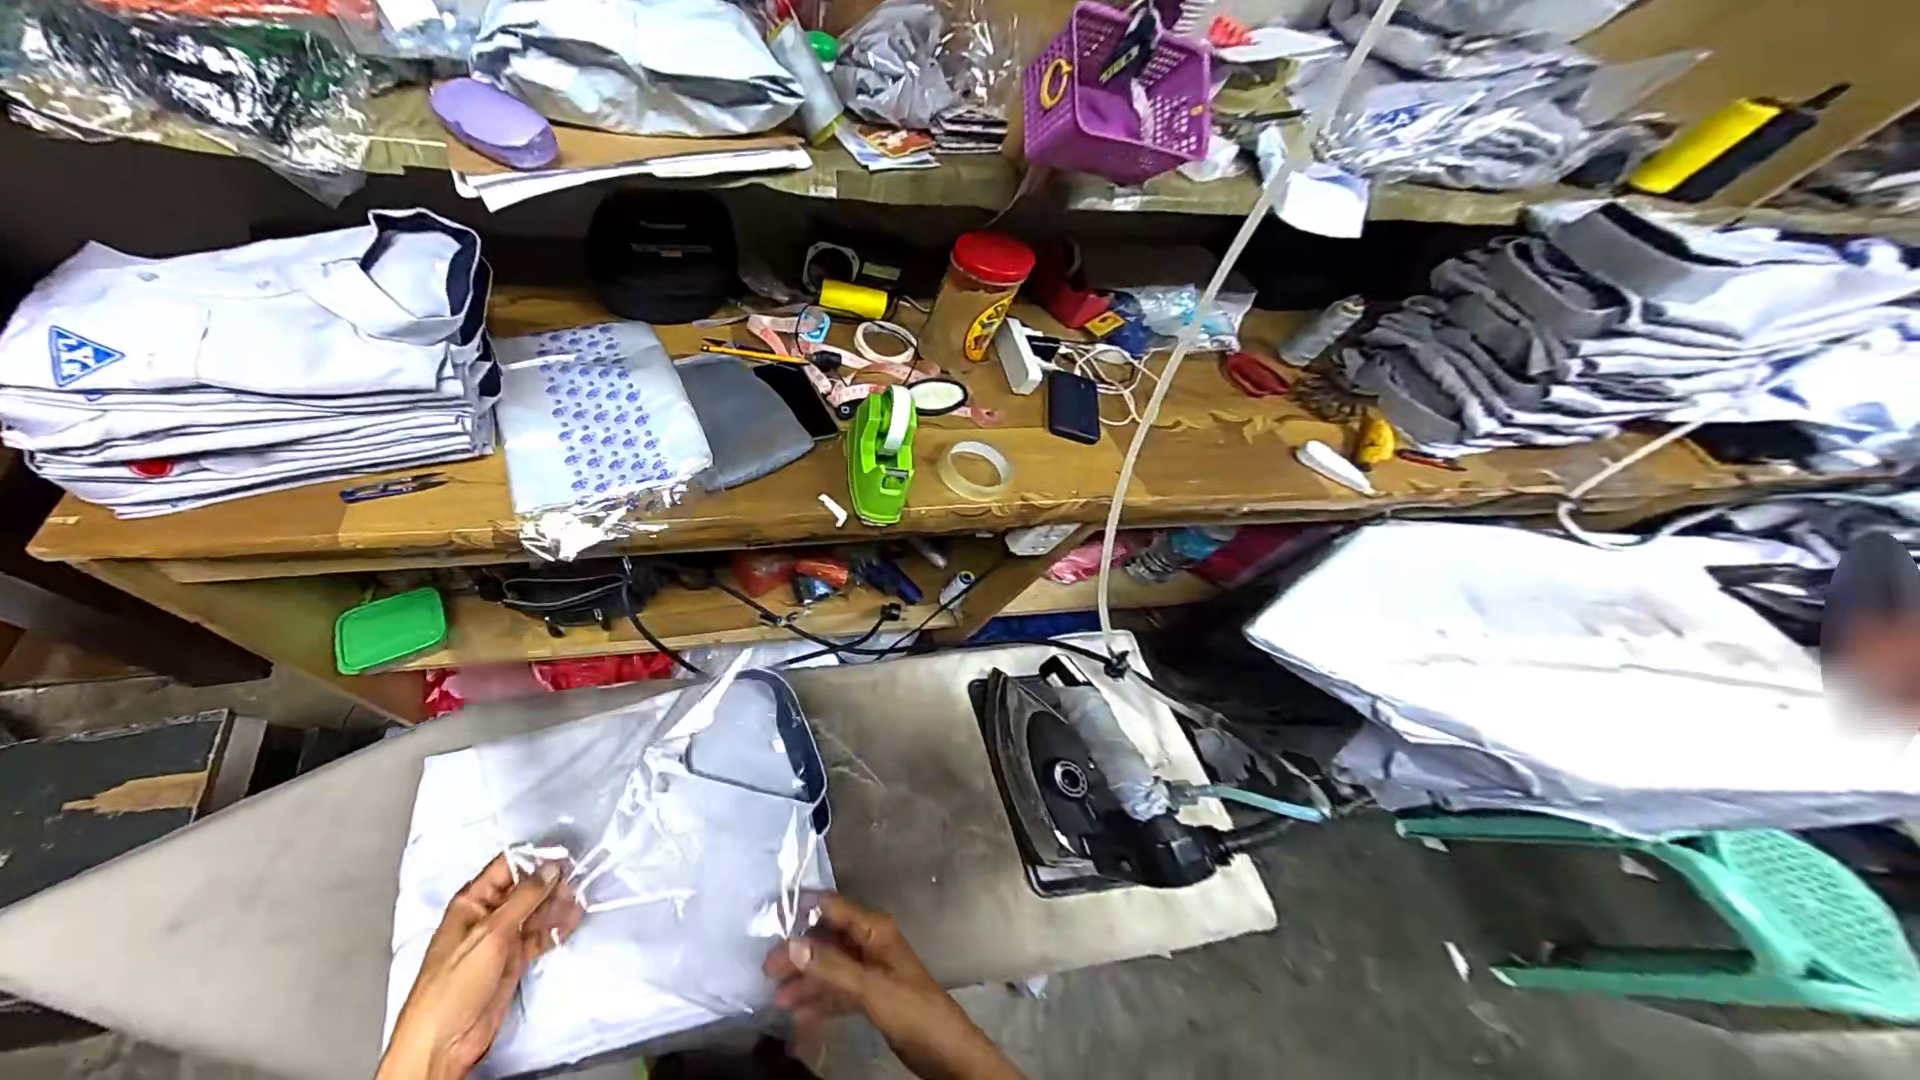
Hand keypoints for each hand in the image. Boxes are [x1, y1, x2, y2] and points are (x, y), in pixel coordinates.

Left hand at [377, 855, 583, 1079]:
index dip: (536, 858)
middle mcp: (488, 915)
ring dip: (558, 906)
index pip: (508, 866)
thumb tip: (551, 868)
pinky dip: (556, 929)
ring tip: (577, 906)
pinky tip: (570, 924)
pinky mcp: (513, 958)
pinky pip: (540, 934)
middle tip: (576, 884)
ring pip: (537, 910)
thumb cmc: (452, 988)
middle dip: (553, 884)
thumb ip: (524, 897)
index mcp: (472, 903)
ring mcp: (501, 937)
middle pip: (528, 888)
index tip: (565, 856)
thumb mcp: (490, 934)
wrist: (442, 1043)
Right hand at [763, 893, 1025, 1079]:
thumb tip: (791, 944)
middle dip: (799, 952)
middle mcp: (871, 942)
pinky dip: (819, 1000)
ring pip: (830, 967)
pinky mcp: (870, 994)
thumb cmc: (910, 1007)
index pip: (833, 908)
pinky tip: (798, 1016)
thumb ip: (831, 966)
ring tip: (776, 998)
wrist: (943, 1047)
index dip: (803, 911)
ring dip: (805, 980)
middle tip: (767, 972)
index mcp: (875, 929)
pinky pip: (838, 990)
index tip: (770, 921)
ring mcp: (870, 969)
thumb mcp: (869, 987)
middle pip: (828, 939)